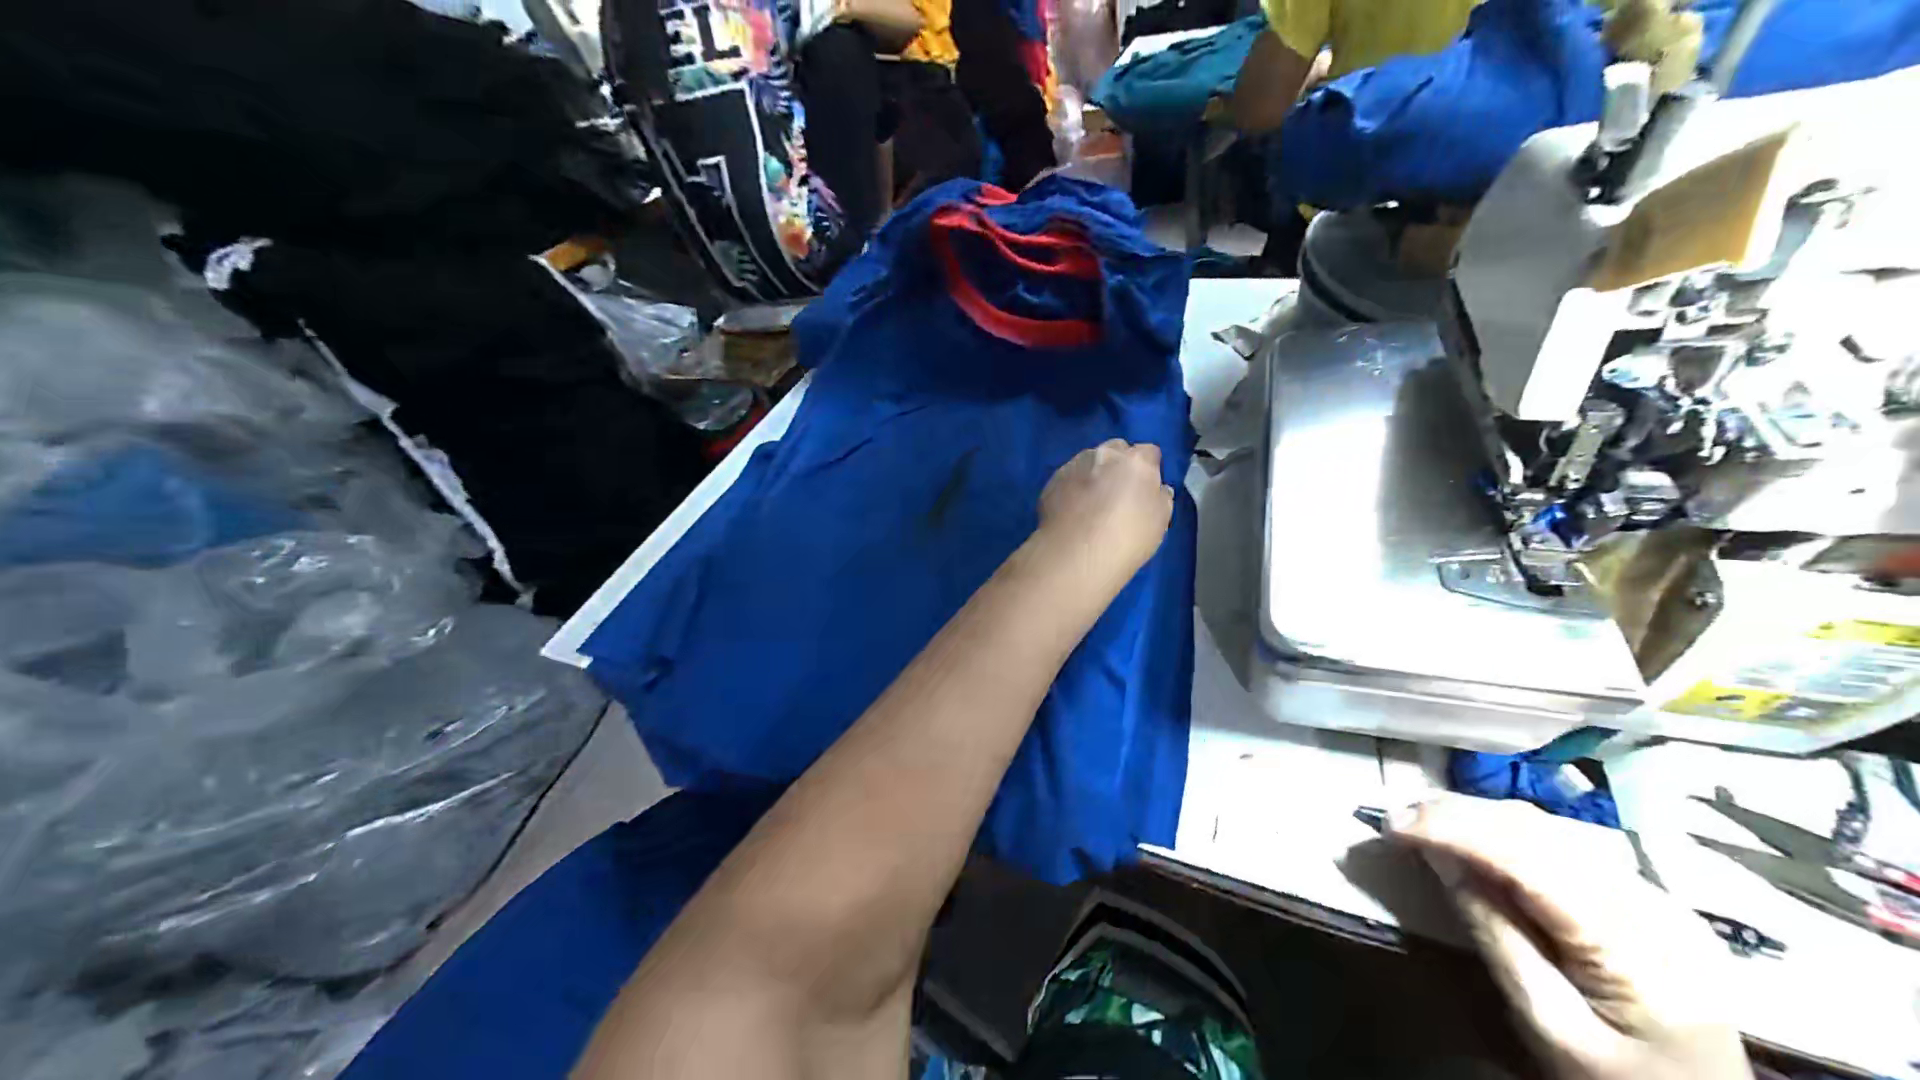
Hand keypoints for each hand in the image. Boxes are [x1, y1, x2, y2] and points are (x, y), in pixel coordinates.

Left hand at [1035, 439, 1173, 587]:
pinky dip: (1072, 489)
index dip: (1149, 469)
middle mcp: (1103, 454)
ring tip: (1091, 504)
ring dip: (1093, 475)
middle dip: (1119, 465)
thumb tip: (1157, 489)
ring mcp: (1073, 465)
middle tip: (1118, 493)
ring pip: (1088, 462)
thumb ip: (1161, 497)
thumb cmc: (1128, 537)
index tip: (1145, 488)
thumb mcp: (1160, 520)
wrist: (1077, 554)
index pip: (1149, 453)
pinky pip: (1068, 479)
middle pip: (1116, 450)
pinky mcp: (1051, 482)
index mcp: (1135, 460)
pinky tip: (1072, 512)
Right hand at [1389, 796, 1752, 1079]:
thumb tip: (1442, 861)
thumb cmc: (1615, 1078)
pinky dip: (1503, 827)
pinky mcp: (1643, 894)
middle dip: (1457, 814)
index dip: (1456, 831)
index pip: (1532, 862)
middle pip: (1540, 833)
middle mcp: (1652, 904)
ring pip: (1549, 827)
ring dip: (1476, 814)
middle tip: (1392, 814)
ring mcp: (1654, 895)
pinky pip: (1561, 841)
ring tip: (1419, 815)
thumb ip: (1496, 938)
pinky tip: (1470, 829)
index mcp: (1635, 947)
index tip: (1391, 825)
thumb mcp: (1547, 1023)